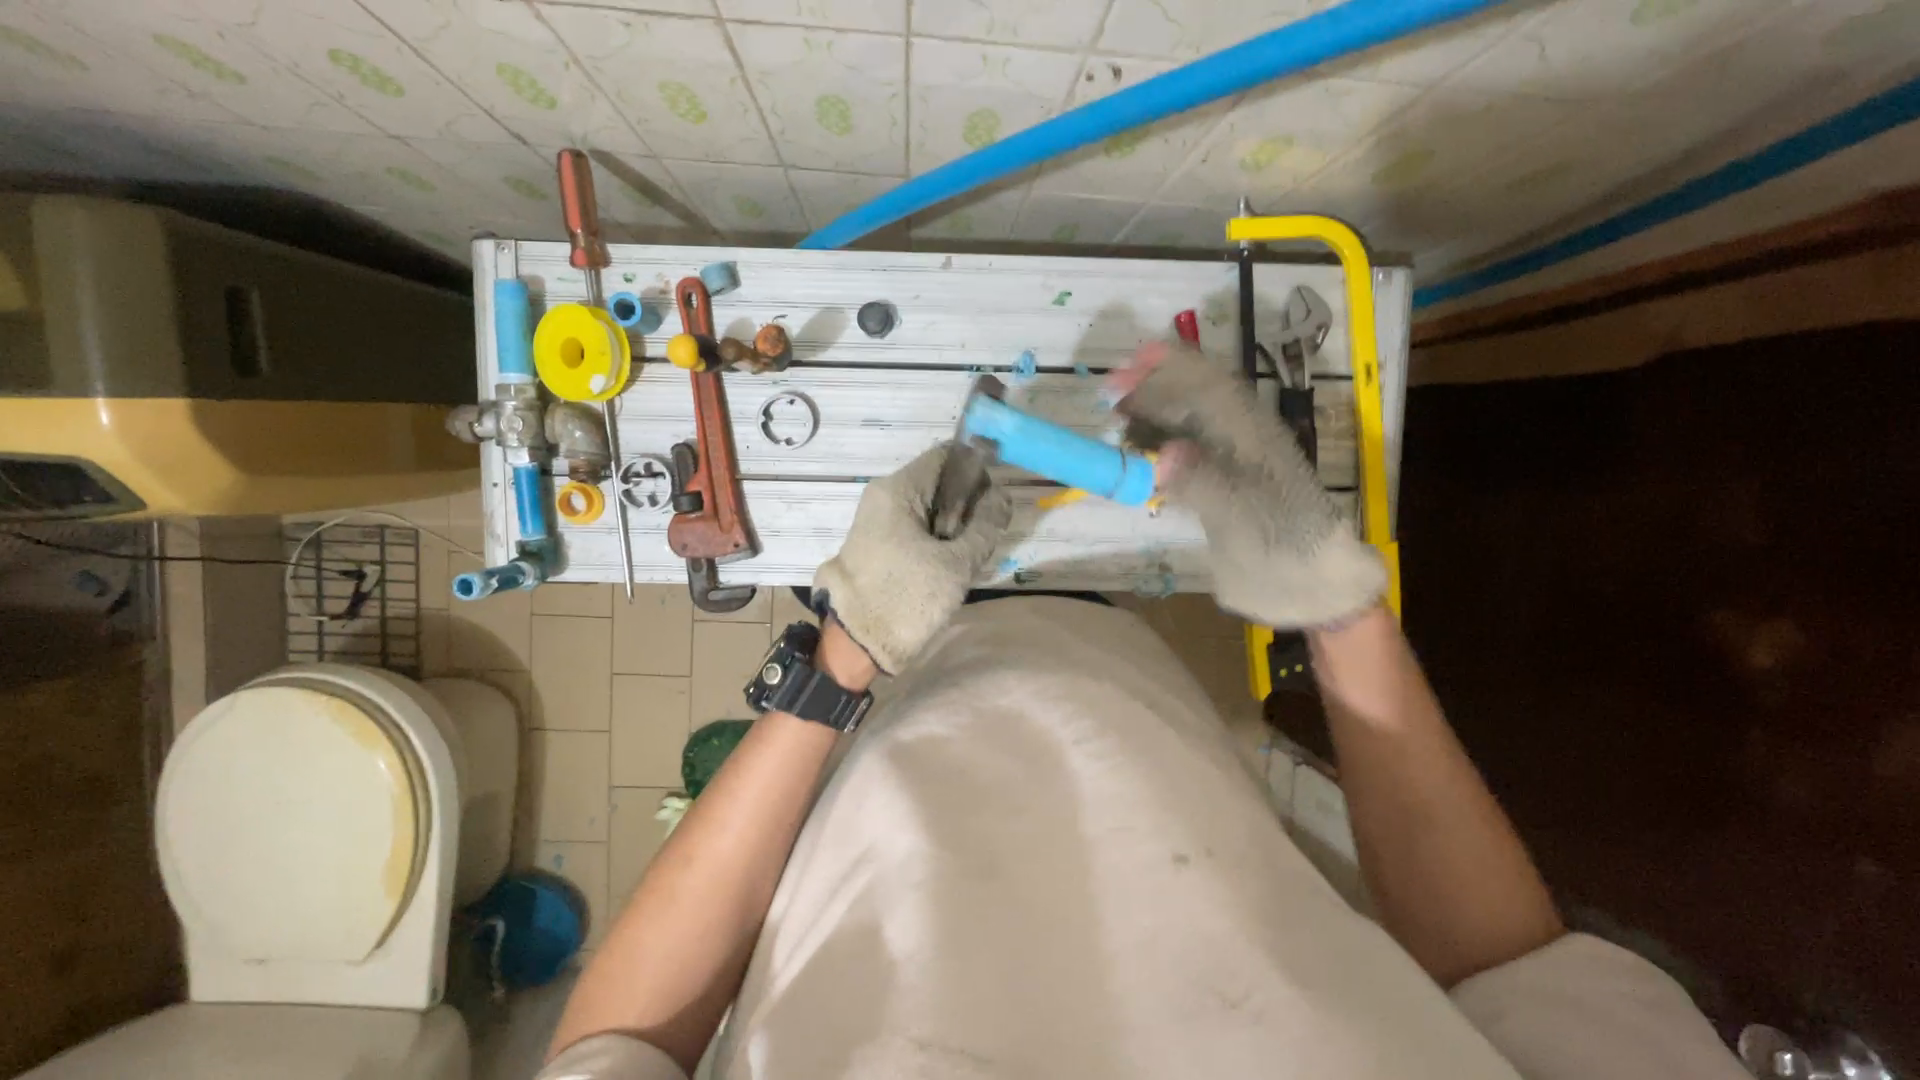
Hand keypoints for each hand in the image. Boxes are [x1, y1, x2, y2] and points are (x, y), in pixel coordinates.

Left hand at [813, 443, 1012, 672]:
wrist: (856, 644)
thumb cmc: (906, 598)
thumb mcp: (956, 564)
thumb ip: (985, 527)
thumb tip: (1001, 498)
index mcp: (897, 490)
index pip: (946, 456)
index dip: (975, 471)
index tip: (994, 503)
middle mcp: (882, 497)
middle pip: (937, 483)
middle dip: (965, 506)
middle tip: (981, 538)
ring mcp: (876, 521)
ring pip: (928, 509)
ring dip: (952, 527)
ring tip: (964, 558)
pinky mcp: (876, 545)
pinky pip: (914, 529)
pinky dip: (935, 541)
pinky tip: (946, 567)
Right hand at [1113, 342, 1384, 628]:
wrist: (1308, 586)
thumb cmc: (1283, 542)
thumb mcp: (1244, 514)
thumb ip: (1202, 482)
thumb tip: (1163, 456)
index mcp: (1249, 433)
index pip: (1207, 384)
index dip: (1169, 368)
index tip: (1127, 367)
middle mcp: (1236, 441)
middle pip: (1190, 399)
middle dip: (1150, 389)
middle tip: (1109, 398)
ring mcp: (1225, 467)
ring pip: (1182, 427)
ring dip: (1148, 420)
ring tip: (1115, 426)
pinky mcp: (1216, 494)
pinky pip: (1178, 460)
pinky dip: (1152, 454)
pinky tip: (1134, 462)